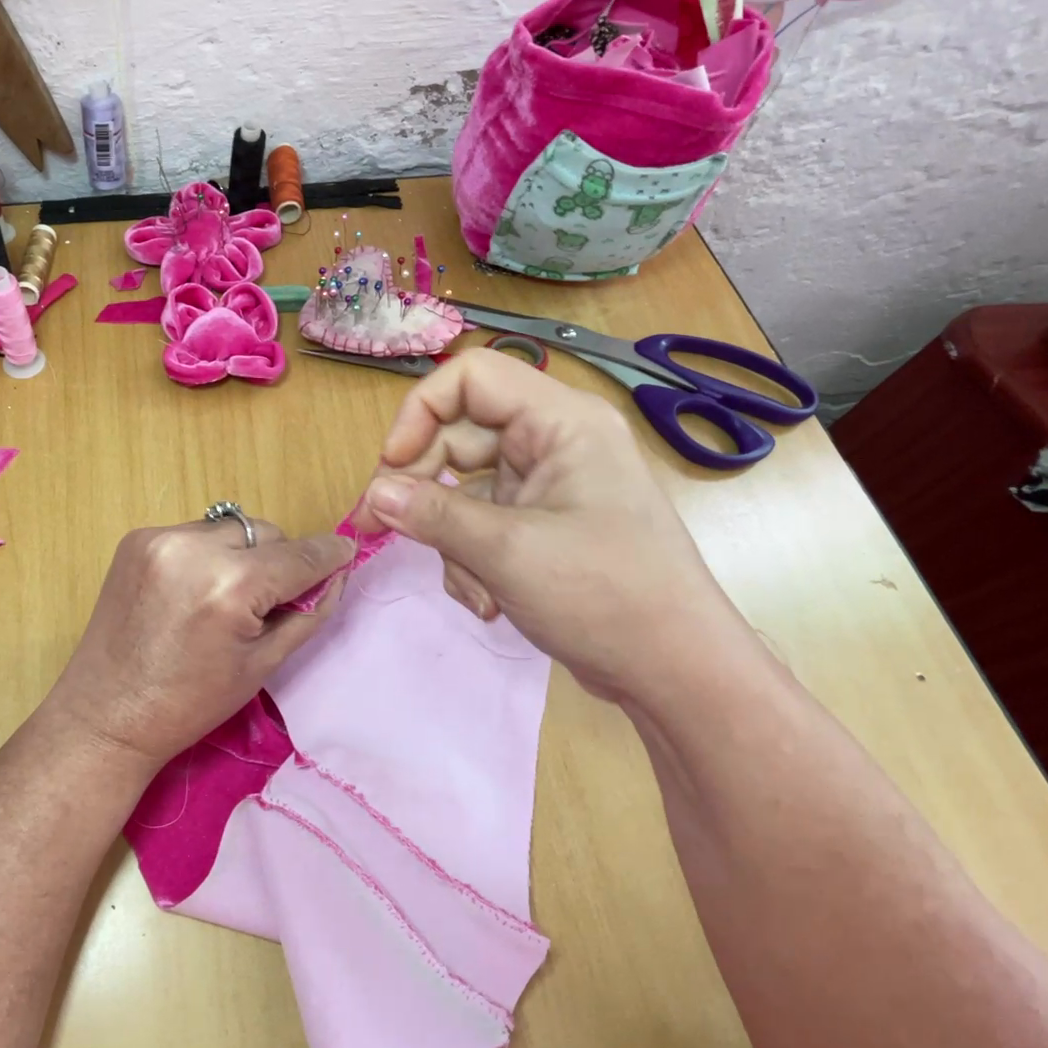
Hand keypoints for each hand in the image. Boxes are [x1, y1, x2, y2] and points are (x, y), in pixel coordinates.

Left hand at [45, 518, 355, 769]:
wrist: (106, 712)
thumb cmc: (189, 703)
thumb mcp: (262, 666)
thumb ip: (306, 614)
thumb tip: (336, 576)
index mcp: (230, 586)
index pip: (300, 555)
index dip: (329, 556)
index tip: (347, 553)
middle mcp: (194, 548)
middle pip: (265, 532)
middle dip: (277, 561)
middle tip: (267, 602)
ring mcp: (159, 538)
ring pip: (229, 529)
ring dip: (241, 554)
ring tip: (223, 597)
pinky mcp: (136, 539)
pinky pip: (194, 534)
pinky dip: (205, 555)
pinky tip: (191, 591)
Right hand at [353, 350, 753, 702]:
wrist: (673, 670)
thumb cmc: (603, 594)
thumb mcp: (507, 551)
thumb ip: (433, 515)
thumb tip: (373, 495)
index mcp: (560, 422)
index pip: (470, 378)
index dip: (419, 413)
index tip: (390, 468)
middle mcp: (552, 442)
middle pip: (456, 437)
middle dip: (422, 488)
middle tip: (382, 529)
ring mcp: (545, 486)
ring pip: (461, 488)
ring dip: (449, 539)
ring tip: (473, 588)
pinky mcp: (539, 525)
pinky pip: (479, 523)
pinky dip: (469, 560)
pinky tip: (487, 600)